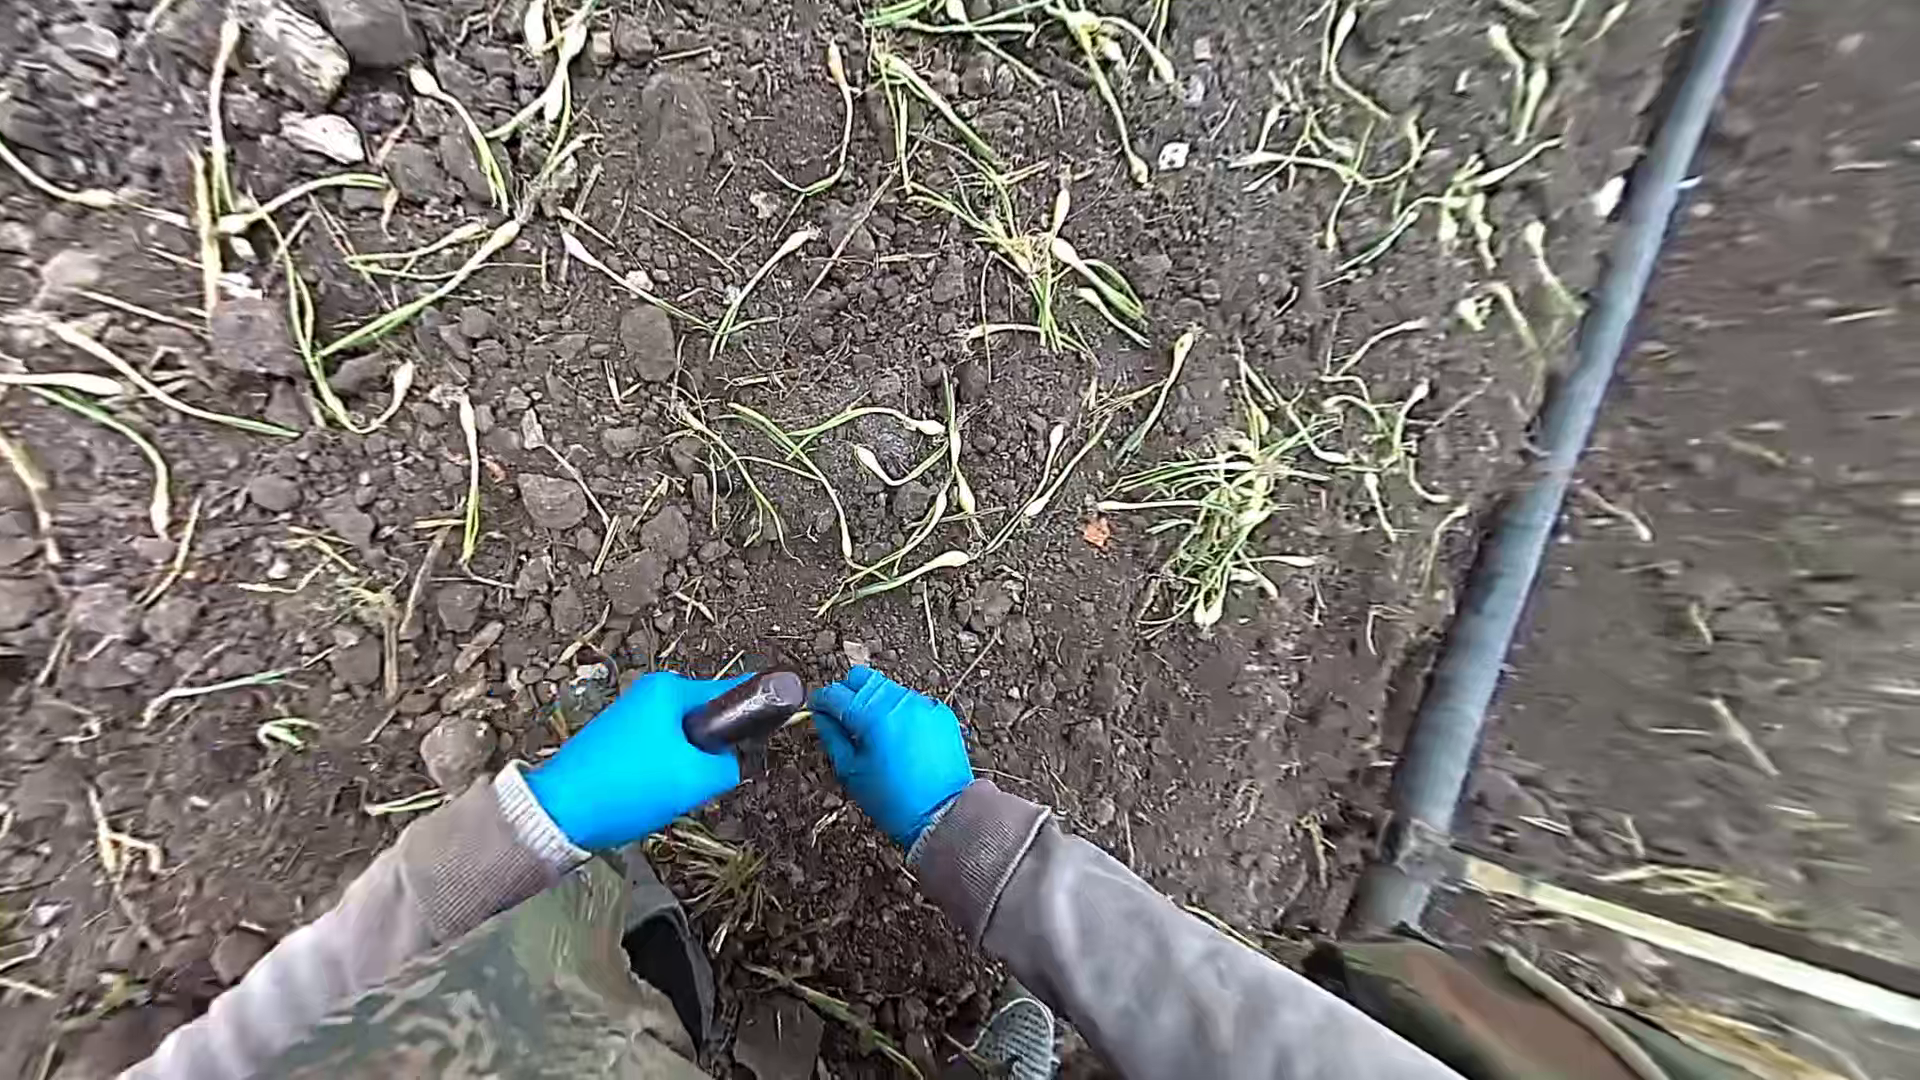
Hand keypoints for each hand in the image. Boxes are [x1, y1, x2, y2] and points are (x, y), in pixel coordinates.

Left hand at [526, 671, 749, 849]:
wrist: (554, 817)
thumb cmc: (629, 786)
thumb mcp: (695, 779)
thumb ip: (730, 766)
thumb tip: (732, 763)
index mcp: (668, 690)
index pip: (729, 692)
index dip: (752, 712)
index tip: (769, 728)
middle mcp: (649, 694)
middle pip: (706, 718)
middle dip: (712, 748)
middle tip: (708, 776)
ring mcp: (630, 716)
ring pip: (683, 737)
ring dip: (688, 762)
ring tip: (677, 789)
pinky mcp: (616, 740)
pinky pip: (661, 749)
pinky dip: (666, 768)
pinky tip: (656, 793)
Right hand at [810, 666, 973, 846]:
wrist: (943, 813)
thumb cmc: (896, 801)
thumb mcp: (851, 772)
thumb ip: (832, 737)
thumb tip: (821, 716)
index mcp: (873, 715)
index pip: (836, 693)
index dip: (821, 700)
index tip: (817, 708)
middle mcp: (899, 701)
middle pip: (861, 678)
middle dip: (847, 693)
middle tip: (843, 718)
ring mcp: (922, 704)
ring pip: (886, 687)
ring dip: (874, 701)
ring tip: (872, 733)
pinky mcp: (939, 711)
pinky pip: (910, 701)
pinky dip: (898, 711)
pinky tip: (897, 737)